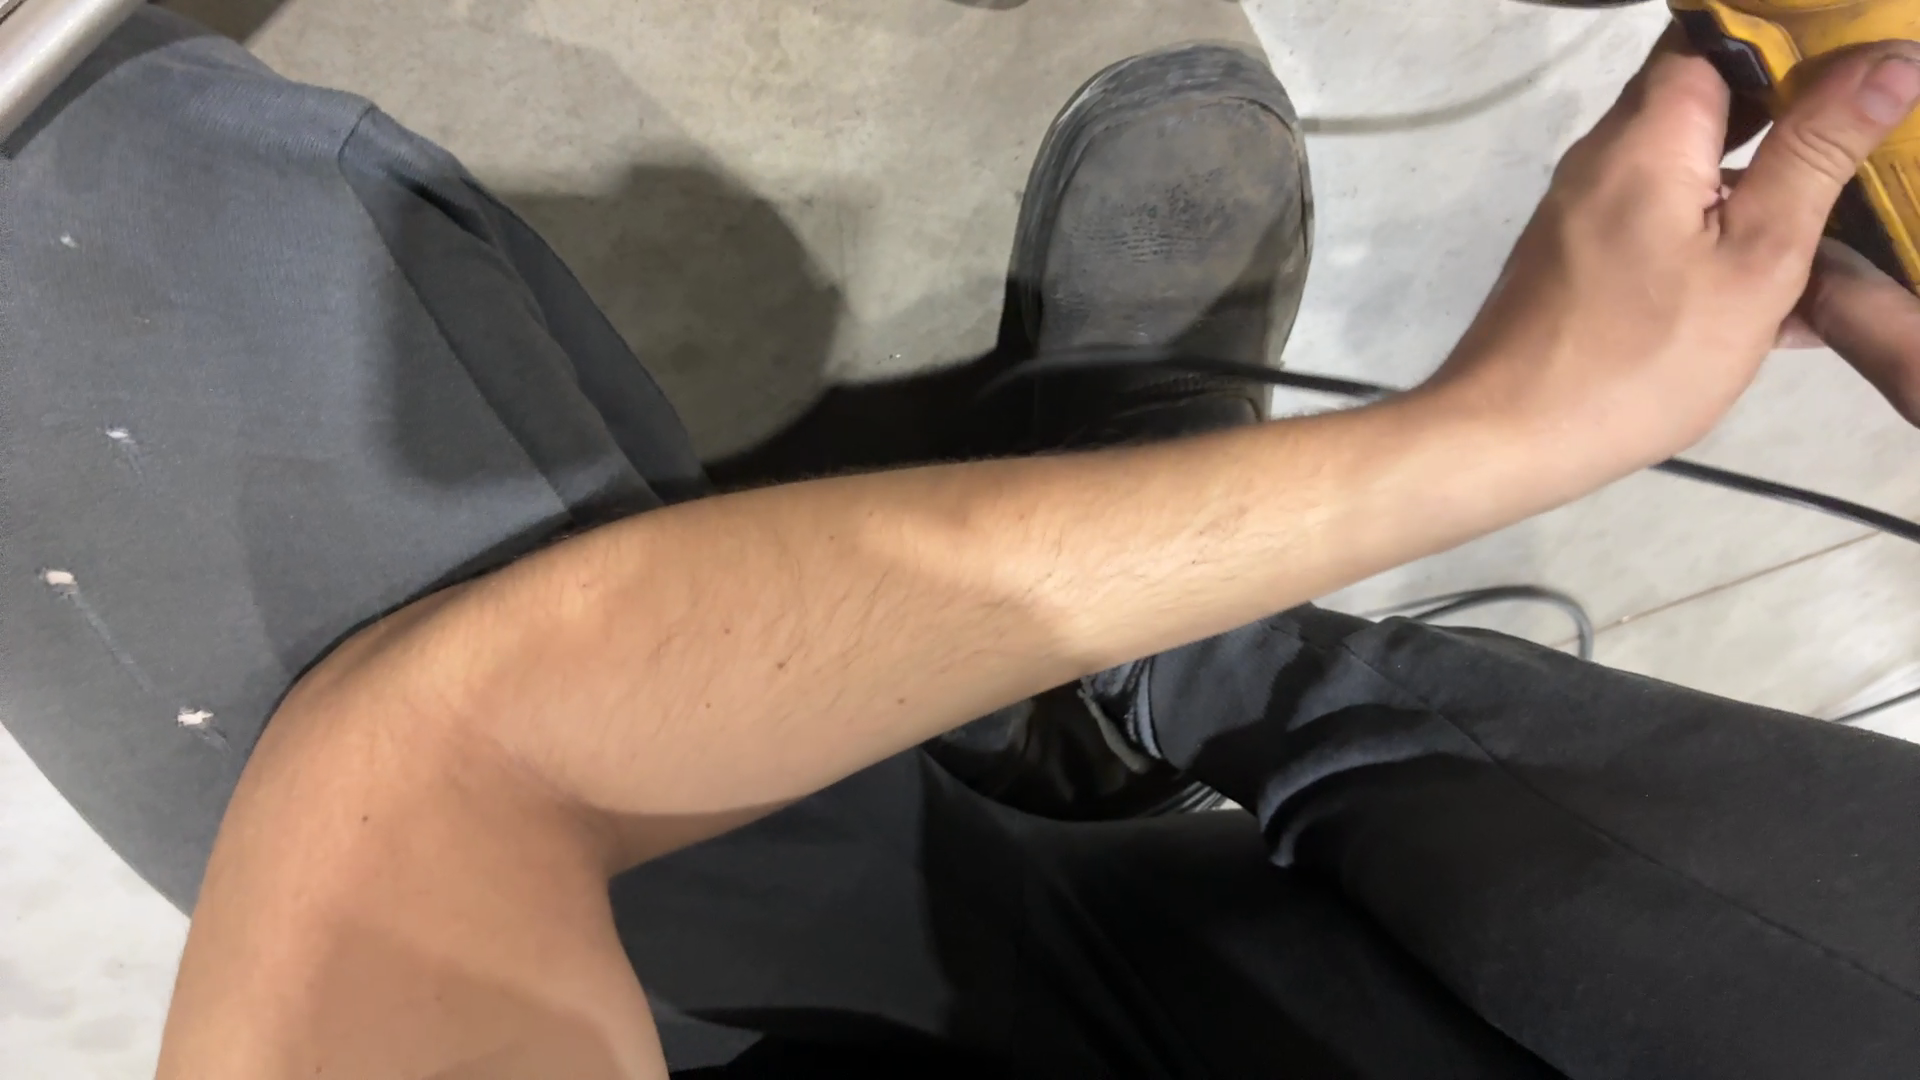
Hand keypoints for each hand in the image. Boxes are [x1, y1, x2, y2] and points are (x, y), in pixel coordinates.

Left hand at [1421, 32, 1919, 489]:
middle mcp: (1594, 170)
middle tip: (1871, 130)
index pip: (1712, 36)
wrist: (1499, 439)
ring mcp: (1575, 222)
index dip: (1792, 27)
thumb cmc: (1630, 361)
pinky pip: (1654, 226)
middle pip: (1702, 102)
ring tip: (1842, 209)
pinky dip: (1715, 237)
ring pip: (1684, 172)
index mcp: (1639, 144)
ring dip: (1760, 185)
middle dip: (1792, 106)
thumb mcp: (1753, 259)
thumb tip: (1883, 60)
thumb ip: (1814, 156)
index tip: (1866, 44)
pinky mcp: (1570, 267)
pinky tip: (1779, 283)